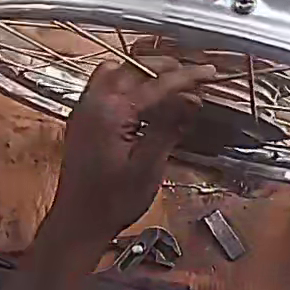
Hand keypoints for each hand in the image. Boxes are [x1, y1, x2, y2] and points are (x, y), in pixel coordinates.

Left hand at [35, 57, 215, 265]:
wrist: (79, 222)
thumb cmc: (114, 200)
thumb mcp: (148, 166)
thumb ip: (168, 127)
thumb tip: (192, 100)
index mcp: (111, 111)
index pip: (156, 84)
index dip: (186, 76)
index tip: (209, 71)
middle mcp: (94, 102)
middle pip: (134, 68)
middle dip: (166, 68)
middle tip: (195, 75)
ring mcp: (85, 108)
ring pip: (117, 71)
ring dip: (145, 71)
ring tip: (172, 80)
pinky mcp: (83, 118)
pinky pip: (105, 84)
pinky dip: (127, 80)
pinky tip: (144, 96)